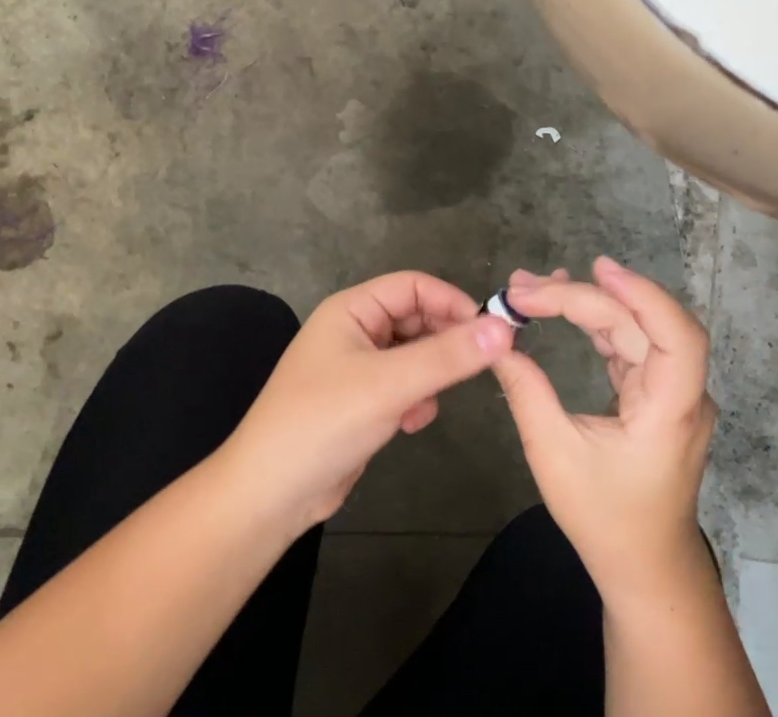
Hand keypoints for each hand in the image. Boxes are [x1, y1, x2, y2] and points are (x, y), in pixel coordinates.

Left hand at [221, 272, 515, 529]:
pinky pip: (404, 385)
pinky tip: (411, 424)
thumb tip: (504, 328)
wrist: (273, 491)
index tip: (491, 332)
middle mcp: (354, 330)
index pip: (414, 286)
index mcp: (351, 310)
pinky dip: (416, 399)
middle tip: (479, 368)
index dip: (453, 302)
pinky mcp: (362, 401)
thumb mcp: (390, 384)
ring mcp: (356, 367)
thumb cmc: (324, 422)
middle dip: (445, 343)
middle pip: (417, 319)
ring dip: (431, 375)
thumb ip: (448, 356)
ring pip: (415, 355)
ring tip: (430, 402)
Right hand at [491, 257, 717, 601]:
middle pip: (641, 326)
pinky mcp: (657, 398)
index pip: (675, 335)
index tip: (595, 269)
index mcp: (671, 410)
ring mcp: (672, 395)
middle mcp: (681, 394)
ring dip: (590, 306)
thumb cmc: (604, 517)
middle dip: (585, 298)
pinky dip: (599, 327)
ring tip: (534, 289)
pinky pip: (631, 350)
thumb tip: (497, 342)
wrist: (643, 565)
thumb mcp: (554, 454)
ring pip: (636, 332)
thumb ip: (527, 392)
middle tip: (524, 285)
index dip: (642, 295)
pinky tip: (567, 311)